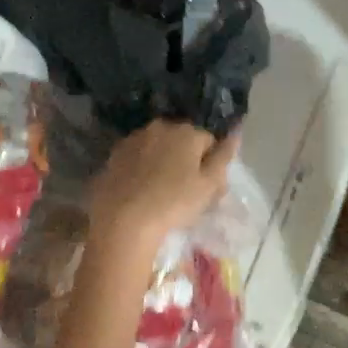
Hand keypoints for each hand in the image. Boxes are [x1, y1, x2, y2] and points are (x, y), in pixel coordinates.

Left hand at [86, 121, 238, 246]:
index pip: (208, 141)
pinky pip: (135, 159)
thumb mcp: (209, 184)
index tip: (207, 187)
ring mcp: (132, 140)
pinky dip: (139, 170)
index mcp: (186, 132)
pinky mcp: (112, 156)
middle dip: (185, 159)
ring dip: (161, 162)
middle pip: (180, 141)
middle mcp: (158, 127)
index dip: (210, 164)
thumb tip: (235, 133)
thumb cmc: (173, 203)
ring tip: (160, 192)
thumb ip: (224, 156)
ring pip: (156, 148)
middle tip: (185, 191)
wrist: (122, 220)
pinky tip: (139, 192)